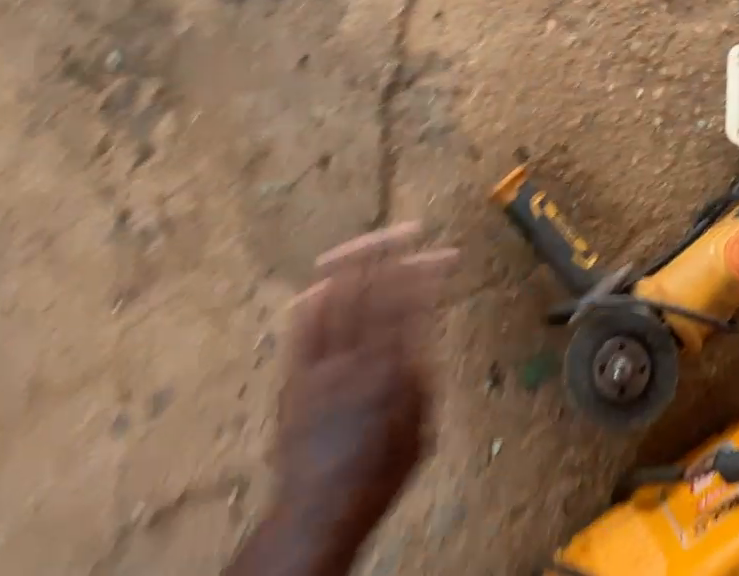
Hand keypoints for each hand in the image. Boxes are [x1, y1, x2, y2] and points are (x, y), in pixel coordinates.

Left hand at [234, 224, 454, 575]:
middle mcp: (354, 356)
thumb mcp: (422, 424)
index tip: (444, 253)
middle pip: (372, 285)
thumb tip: (421, 331)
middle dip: (393, 249)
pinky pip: (302, 322)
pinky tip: (325, 280)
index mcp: (392, 368)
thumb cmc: (382, 473)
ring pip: (335, 294)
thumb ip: (421, 372)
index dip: (427, 269)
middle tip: (411, 230)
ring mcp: (319, 362)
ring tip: (371, 243)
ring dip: (355, 261)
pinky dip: (317, 294)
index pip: (411, 300)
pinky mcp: (293, 373)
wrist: (321, 507)